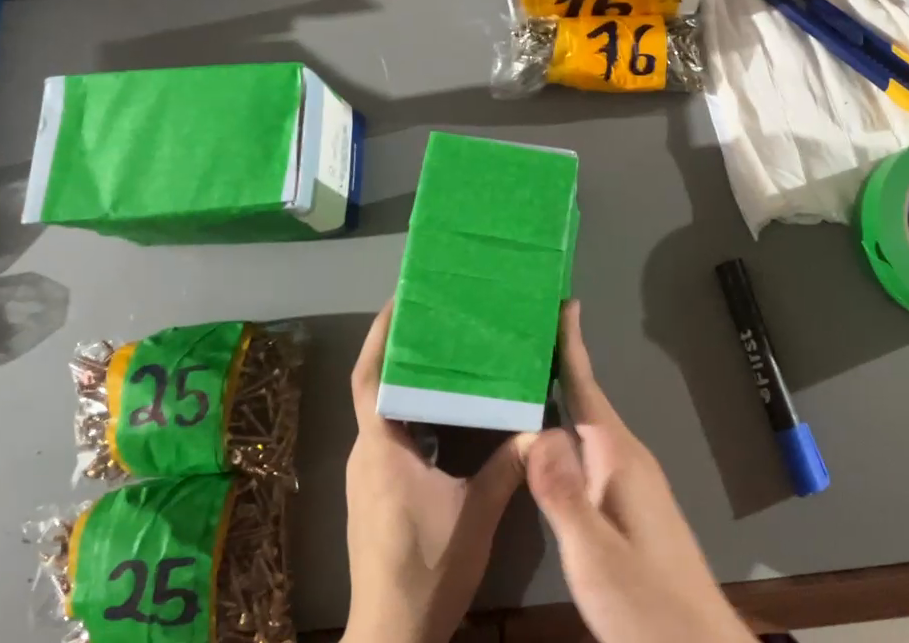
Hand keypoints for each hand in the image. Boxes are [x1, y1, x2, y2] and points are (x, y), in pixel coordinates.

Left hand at [344, 302, 525, 642]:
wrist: (392, 635)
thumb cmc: (428, 569)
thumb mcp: (476, 514)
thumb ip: (508, 465)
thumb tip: (542, 427)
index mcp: (381, 450)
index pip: (369, 379)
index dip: (381, 336)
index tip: (401, 299)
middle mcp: (366, 454)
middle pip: (376, 388)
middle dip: (401, 349)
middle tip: (439, 316)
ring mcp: (368, 476)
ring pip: (385, 413)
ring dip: (410, 382)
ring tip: (450, 354)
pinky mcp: (376, 493)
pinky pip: (393, 436)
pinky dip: (416, 413)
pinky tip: (451, 413)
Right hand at [522, 301, 755, 642]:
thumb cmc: (647, 603)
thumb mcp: (595, 554)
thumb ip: (564, 494)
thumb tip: (534, 429)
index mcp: (619, 460)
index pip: (587, 390)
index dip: (571, 347)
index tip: (561, 302)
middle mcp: (628, 461)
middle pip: (585, 402)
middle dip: (557, 365)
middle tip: (521, 333)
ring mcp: (631, 485)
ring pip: (586, 430)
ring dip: (559, 399)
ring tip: (524, 375)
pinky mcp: (628, 508)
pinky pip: (589, 456)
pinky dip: (565, 436)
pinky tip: (546, 443)